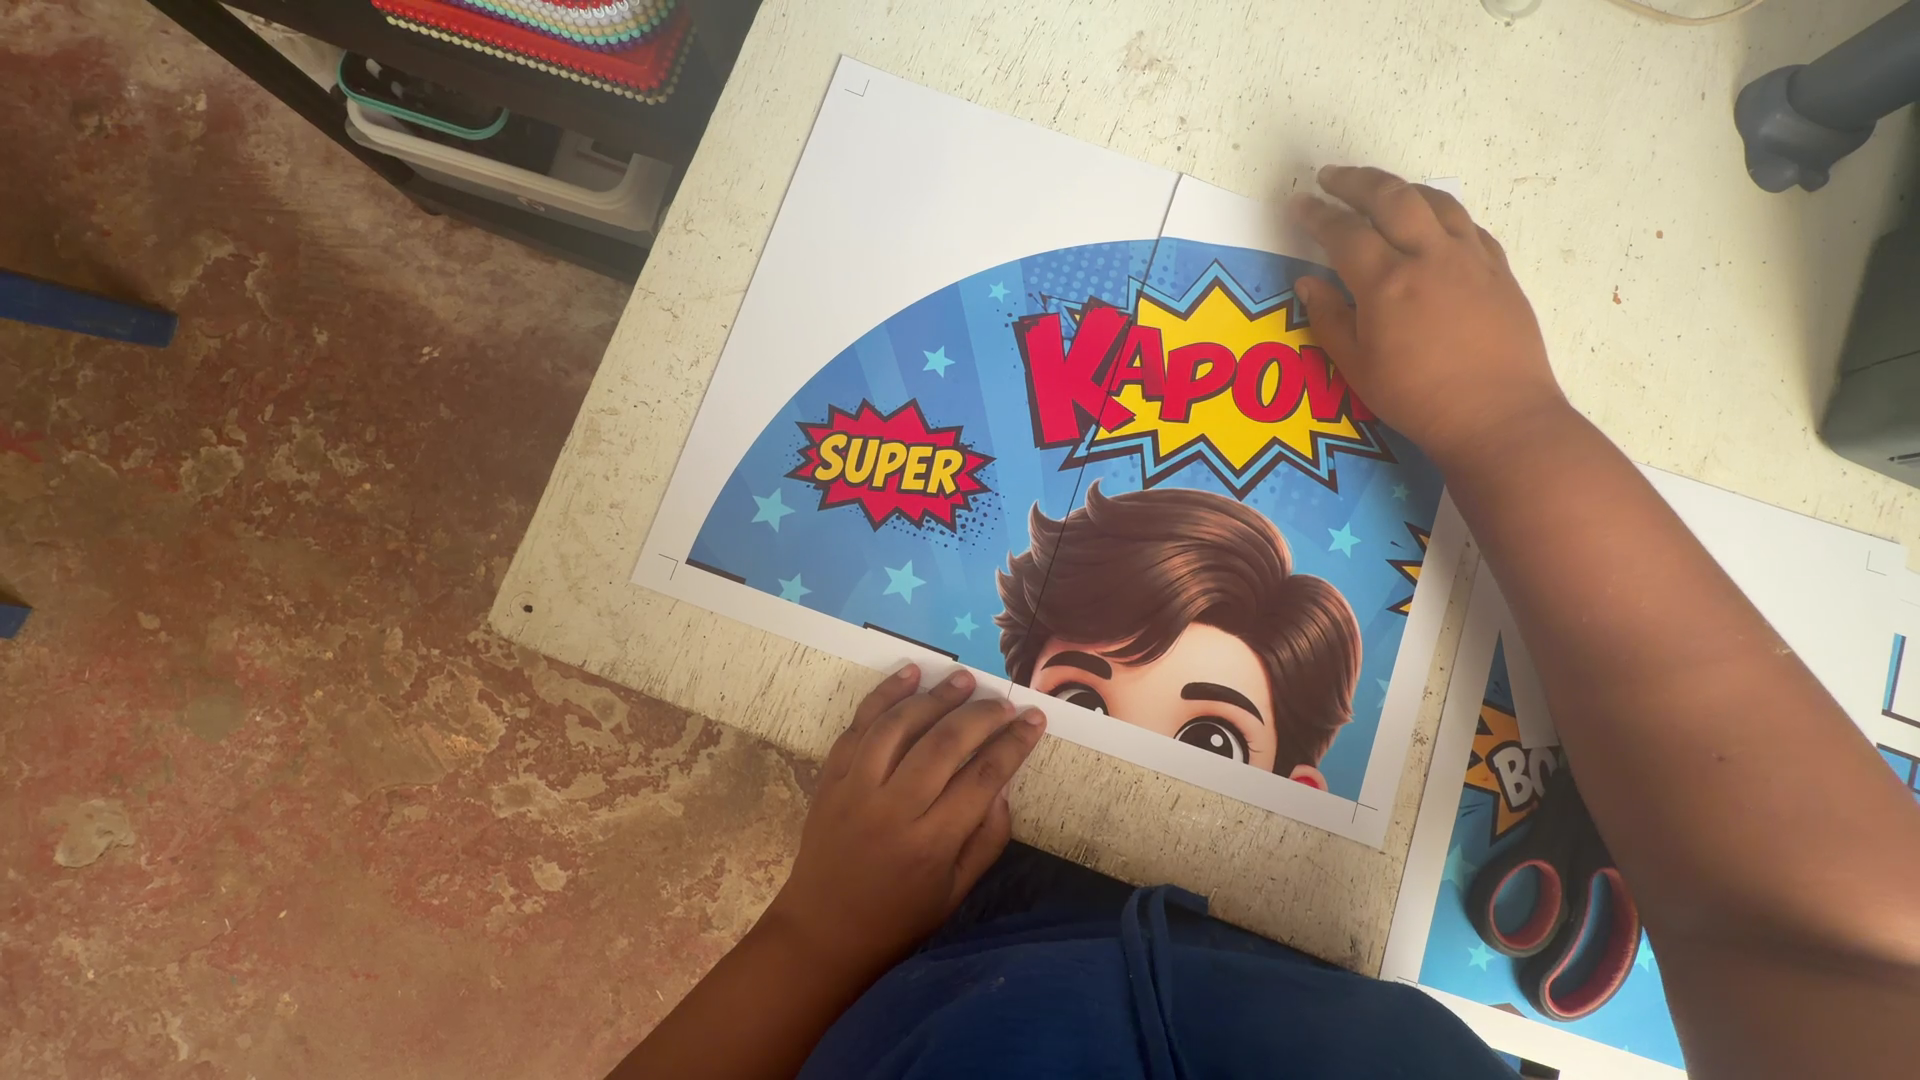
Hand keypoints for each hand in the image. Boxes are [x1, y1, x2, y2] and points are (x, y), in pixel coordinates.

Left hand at [762, 665, 1045, 977]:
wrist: (821, 930)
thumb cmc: (898, 918)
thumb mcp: (956, 893)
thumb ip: (987, 839)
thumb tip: (1004, 786)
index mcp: (931, 843)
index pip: (982, 778)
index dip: (1014, 744)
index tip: (1034, 719)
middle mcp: (893, 809)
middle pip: (944, 744)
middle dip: (981, 715)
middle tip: (1003, 702)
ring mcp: (856, 788)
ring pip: (900, 726)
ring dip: (935, 696)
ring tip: (963, 679)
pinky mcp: (832, 776)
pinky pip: (859, 725)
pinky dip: (884, 695)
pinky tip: (910, 673)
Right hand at [1289, 165, 1567, 466]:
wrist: (1496, 414)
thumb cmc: (1415, 397)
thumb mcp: (1357, 366)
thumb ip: (1331, 318)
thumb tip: (1308, 282)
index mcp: (1386, 283)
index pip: (1343, 233)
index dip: (1316, 215)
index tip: (1298, 203)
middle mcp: (1429, 256)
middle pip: (1391, 198)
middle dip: (1356, 182)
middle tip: (1331, 177)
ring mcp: (1469, 257)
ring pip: (1434, 200)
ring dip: (1400, 188)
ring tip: (1378, 191)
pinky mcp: (1497, 267)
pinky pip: (1465, 223)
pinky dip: (1438, 212)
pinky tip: (1428, 222)